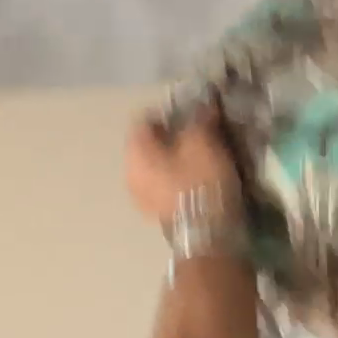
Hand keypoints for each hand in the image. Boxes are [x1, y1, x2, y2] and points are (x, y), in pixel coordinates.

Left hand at [125, 106, 242, 227]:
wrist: (207, 232)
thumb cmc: (201, 181)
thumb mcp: (203, 141)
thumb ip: (199, 118)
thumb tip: (203, 104)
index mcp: (136, 152)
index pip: (144, 118)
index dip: (169, 111)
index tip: (192, 112)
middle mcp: (130, 173)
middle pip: (148, 143)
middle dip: (172, 135)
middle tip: (197, 133)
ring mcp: (140, 196)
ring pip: (155, 164)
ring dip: (174, 157)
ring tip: (199, 157)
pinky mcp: (155, 212)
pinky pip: (162, 183)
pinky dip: (176, 176)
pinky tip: (194, 179)